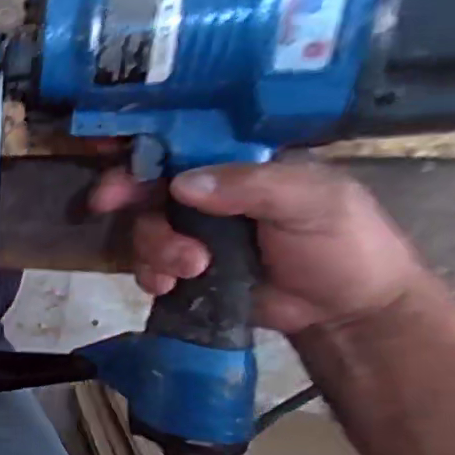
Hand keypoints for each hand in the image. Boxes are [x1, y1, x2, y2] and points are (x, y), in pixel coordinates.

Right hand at [90, 160, 434, 333]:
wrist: (348, 316)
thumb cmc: (343, 245)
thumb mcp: (312, 201)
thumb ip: (252, 185)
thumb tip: (180, 184)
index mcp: (236, 161)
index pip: (181, 138)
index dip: (142, 139)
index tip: (106, 145)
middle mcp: (206, 190)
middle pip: (146, 180)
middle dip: (123, 190)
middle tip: (106, 202)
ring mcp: (192, 230)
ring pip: (143, 224)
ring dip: (154, 245)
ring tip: (190, 268)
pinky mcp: (184, 267)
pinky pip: (146, 263)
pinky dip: (150, 273)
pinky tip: (167, 286)